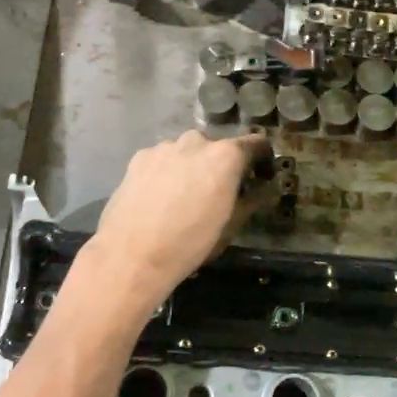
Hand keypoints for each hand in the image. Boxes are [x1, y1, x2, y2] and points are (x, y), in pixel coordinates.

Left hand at [80, 130, 269, 315]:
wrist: (132, 255)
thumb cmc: (190, 242)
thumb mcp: (230, 226)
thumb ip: (251, 200)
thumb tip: (264, 190)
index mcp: (225, 156)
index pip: (256, 144)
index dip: (263, 160)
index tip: (260, 177)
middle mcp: (195, 142)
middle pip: (217, 147)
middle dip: (222, 166)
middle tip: (218, 192)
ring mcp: (163, 147)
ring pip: (187, 152)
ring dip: (192, 167)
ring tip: (183, 197)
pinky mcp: (139, 158)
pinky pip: (162, 160)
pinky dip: (167, 172)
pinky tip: (159, 198)